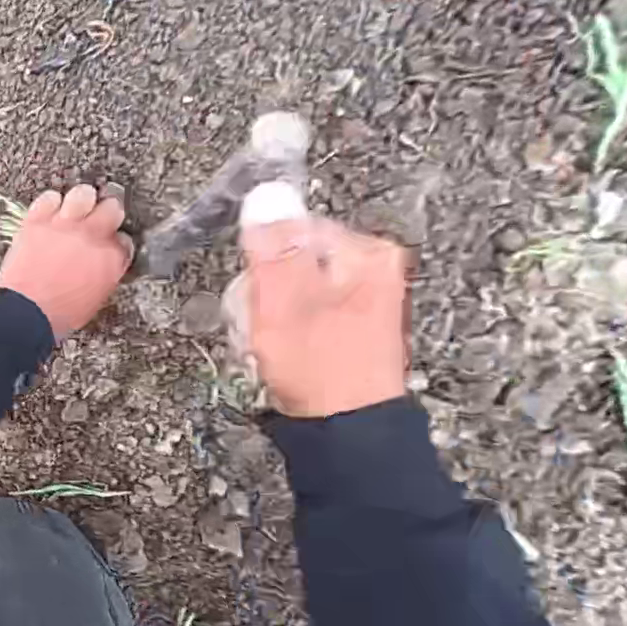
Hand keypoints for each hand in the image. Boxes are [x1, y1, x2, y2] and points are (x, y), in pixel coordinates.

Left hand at [0, 185, 132, 339]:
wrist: (26, 312)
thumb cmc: (58, 313)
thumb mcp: (94, 299)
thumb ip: (103, 274)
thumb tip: (100, 267)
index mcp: (111, 259)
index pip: (124, 238)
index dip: (116, 239)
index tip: (109, 241)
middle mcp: (92, 236)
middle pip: (111, 207)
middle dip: (107, 211)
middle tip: (98, 216)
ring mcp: (65, 226)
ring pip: (83, 194)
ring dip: (81, 199)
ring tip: (76, 207)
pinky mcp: (38, 222)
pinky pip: (49, 198)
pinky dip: (50, 202)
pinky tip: (50, 210)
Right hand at [238, 216, 409, 417]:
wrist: (343, 431)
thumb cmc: (320, 367)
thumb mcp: (285, 300)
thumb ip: (274, 246)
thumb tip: (266, 194)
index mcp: (365, 255)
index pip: (290, 231)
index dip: (262, 264)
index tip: (258, 294)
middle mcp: (368, 272)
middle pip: (287, 259)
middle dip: (263, 292)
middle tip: (263, 323)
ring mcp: (357, 301)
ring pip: (287, 288)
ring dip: (266, 314)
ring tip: (270, 344)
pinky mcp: (343, 326)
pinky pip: (297, 311)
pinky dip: (280, 330)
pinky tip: (280, 353)